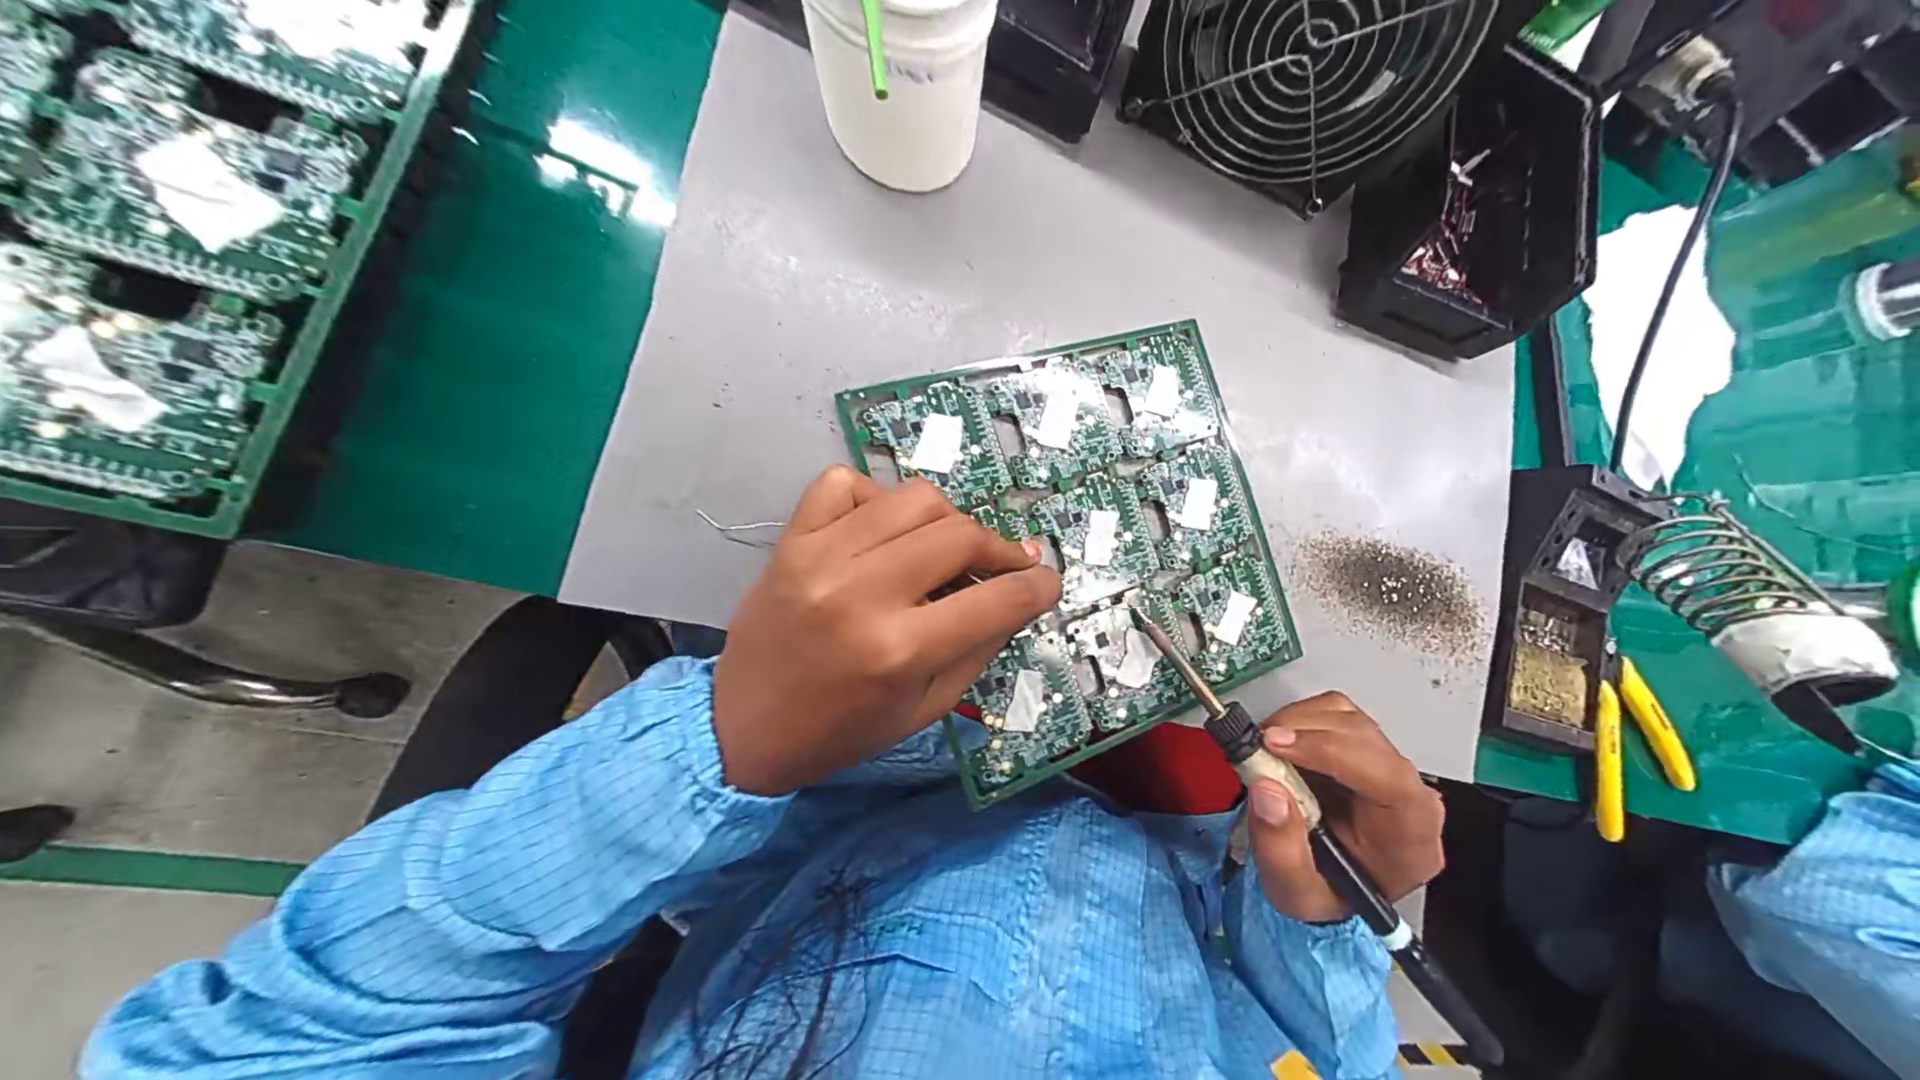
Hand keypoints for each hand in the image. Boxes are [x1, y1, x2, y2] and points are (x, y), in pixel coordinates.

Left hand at [712, 466, 1062, 794]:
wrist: (742, 728)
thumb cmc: (839, 731)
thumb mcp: (924, 708)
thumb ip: (978, 648)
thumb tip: (1016, 597)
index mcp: (899, 650)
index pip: (996, 599)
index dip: (1038, 586)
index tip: (1048, 581)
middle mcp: (861, 594)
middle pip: (959, 534)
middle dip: (1000, 548)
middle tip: (1005, 565)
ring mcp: (819, 558)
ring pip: (912, 499)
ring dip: (948, 519)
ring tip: (948, 546)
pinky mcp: (790, 541)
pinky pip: (842, 483)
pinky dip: (875, 497)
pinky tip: (882, 529)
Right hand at [1244, 692, 1444, 922]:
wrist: (1326, 883)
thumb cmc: (1321, 890)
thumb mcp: (1294, 891)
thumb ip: (1280, 849)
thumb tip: (1267, 789)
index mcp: (1408, 837)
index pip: (1389, 777)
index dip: (1332, 751)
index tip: (1276, 745)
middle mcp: (1409, 794)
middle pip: (1365, 737)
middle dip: (1303, 734)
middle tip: (1255, 750)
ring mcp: (1386, 764)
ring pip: (1347, 716)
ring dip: (1296, 723)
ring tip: (1264, 751)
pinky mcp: (1363, 745)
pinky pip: (1332, 711)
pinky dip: (1296, 719)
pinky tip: (1279, 746)